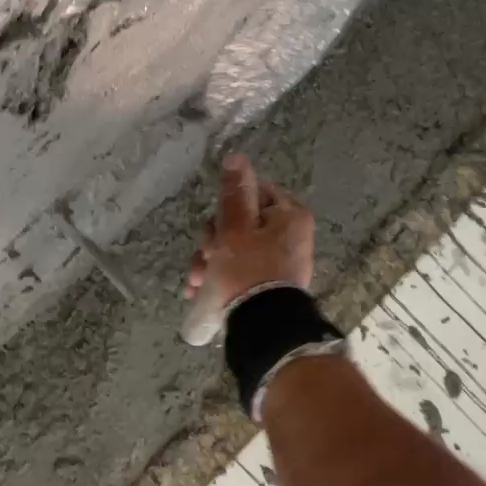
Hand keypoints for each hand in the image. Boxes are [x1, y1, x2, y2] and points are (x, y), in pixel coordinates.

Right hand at [181, 154, 315, 342]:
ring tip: (194, 283)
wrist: (262, 327)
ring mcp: (282, 264)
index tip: (213, 227)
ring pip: (235, 251)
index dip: (226, 207)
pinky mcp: (270, 288)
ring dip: (209, 264)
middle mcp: (291, 236)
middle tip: (204, 259)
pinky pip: (240, 273)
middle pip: (241, 224)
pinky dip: (220, 280)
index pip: (253, 192)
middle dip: (212, 243)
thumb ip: (234, 193)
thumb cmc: (246, 271)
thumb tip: (235, 157)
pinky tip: (199, 294)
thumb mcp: (234, 228)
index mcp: (290, 215)